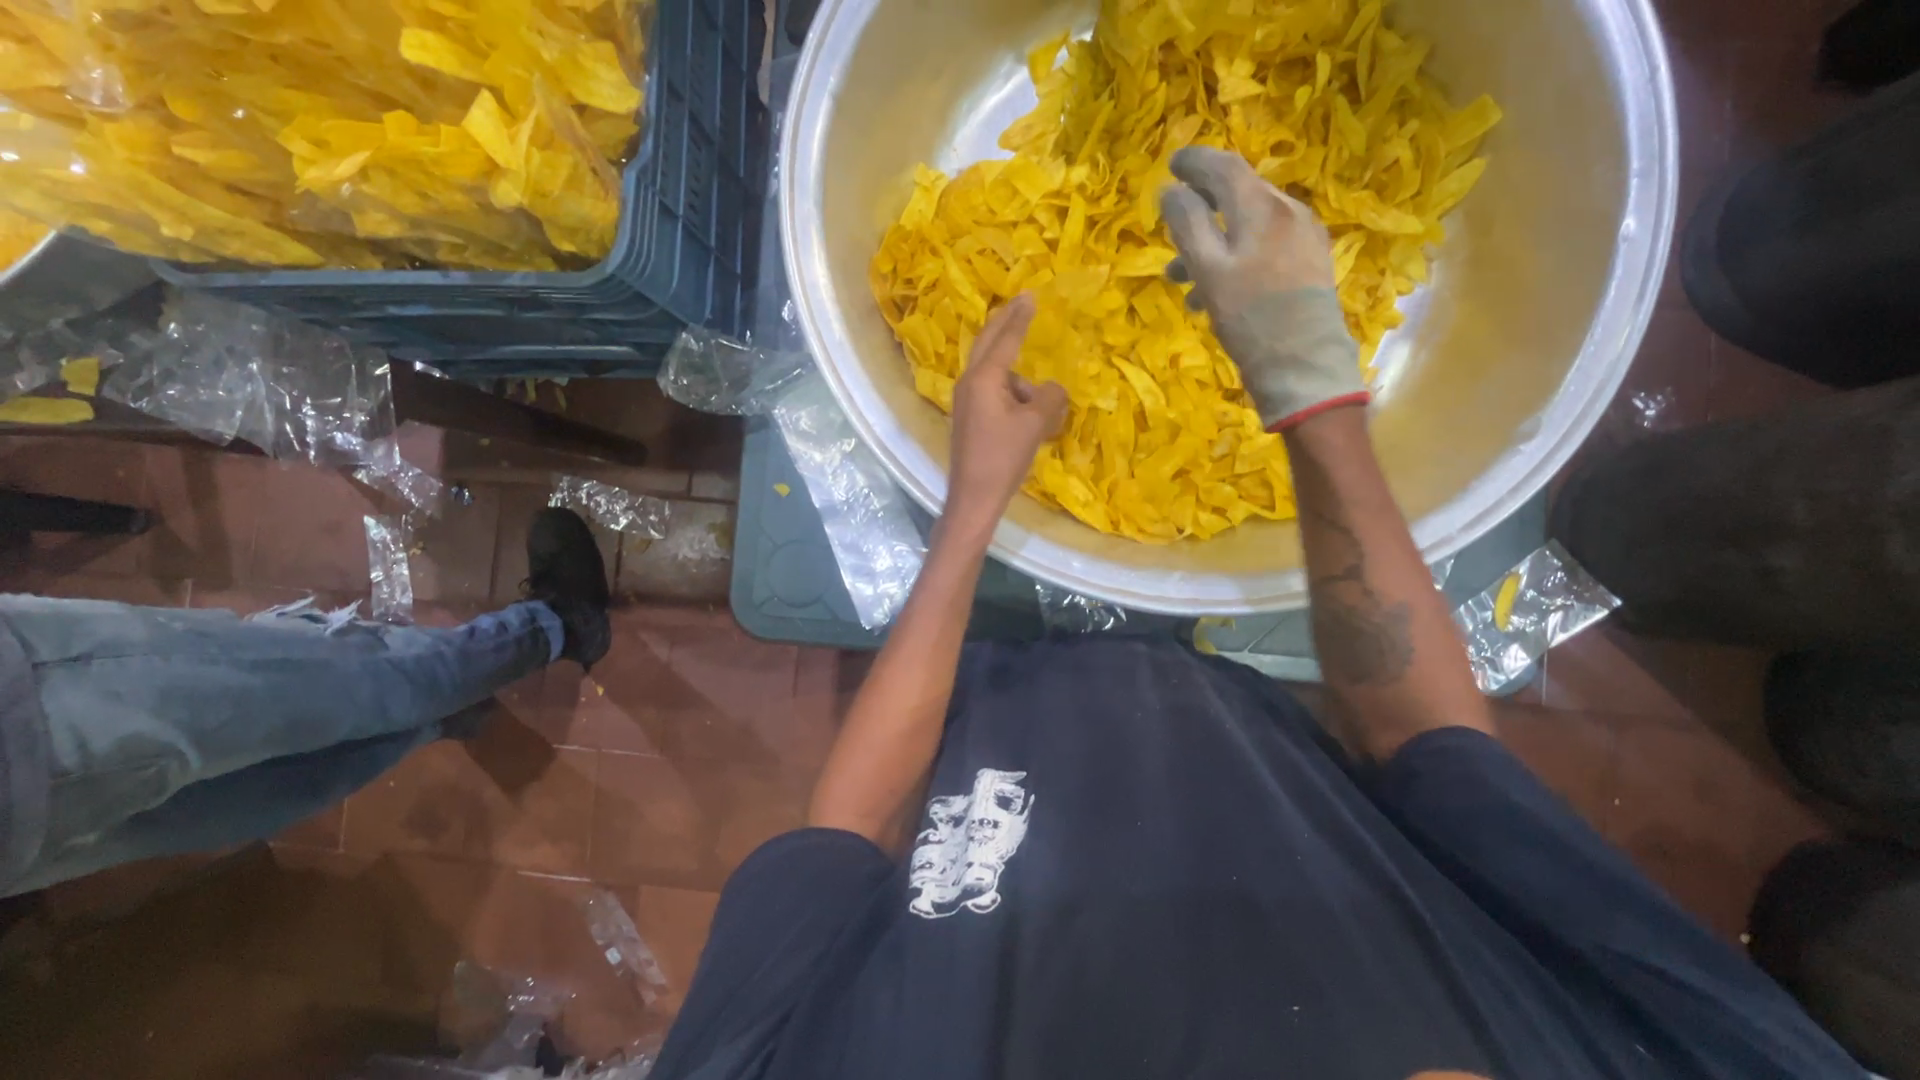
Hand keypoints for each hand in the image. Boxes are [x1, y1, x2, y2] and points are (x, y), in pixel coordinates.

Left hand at [946, 293, 1066, 533]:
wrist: (974, 497)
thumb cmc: (1003, 458)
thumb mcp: (1034, 425)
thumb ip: (1049, 398)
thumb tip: (1053, 388)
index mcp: (983, 379)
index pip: (1005, 339)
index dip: (1020, 318)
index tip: (1030, 296)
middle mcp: (969, 383)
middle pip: (988, 344)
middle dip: (1007, 324)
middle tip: (1022, 304)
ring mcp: (966, 401)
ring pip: (997, 376)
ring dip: (1020, 380)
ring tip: (1045, 412)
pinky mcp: (969, 419)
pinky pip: (994, 394)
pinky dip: (1013, 396)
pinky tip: (1032, 420)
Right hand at [1159, 146, 1368, 431]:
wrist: (1304, 365)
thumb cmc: (1250, 318)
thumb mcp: (1208, 270)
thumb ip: (1187, 224)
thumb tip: (1171, 190)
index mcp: (1262, 207)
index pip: (1225, 167)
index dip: (1195, 162)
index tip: (1170, 165)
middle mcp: (1288, 212)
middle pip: (1239, 194)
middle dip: (1202, 209)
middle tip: (1172, 227)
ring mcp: (1304, 238)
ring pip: (1249, 226)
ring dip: (1214, 242)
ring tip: (1182, 281)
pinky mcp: (1310, 265)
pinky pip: (1266, 247)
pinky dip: (1236, 257)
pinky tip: (1217, 292)